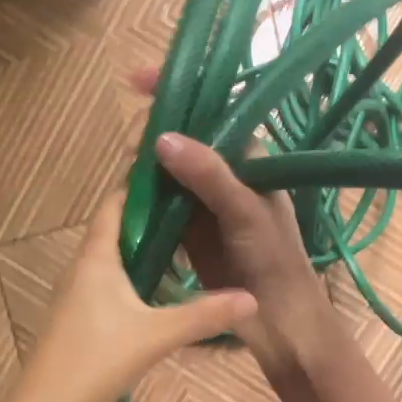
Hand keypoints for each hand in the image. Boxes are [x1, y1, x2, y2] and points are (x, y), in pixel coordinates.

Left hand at [8, 191, 256, 401]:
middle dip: (154, 216)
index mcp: (97, 255)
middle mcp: (82, 265)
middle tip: (197, 212)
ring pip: (113, 258)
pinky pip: (107, 283)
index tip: (185, 175)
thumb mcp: (156, 337)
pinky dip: (133, 277)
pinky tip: (157, 293)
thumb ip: (204, 316)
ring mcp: (75, 292)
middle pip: (117, 225)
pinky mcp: (76, 317)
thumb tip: (253, 298)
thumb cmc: (94, 362)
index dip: (148, 183)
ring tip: (185, 247)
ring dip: (144, 249)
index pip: (119, 199)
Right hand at [126, 69, 334, 360]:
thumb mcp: (243, 210)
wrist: (278, 321)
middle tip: (129, 144)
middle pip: (182, 140)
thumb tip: (162, 138)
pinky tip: (124, 198)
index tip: (138, 81)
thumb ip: (208, 174)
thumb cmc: (273, 260)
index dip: (178, 91)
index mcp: (247, 158)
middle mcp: (223, 176)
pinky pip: (160, 209)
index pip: (211, 111)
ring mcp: (203, 206)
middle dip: (153, 133)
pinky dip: (143, 202)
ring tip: (122, 168)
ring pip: (167, 175)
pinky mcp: (187, 236)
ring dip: (144, 169)